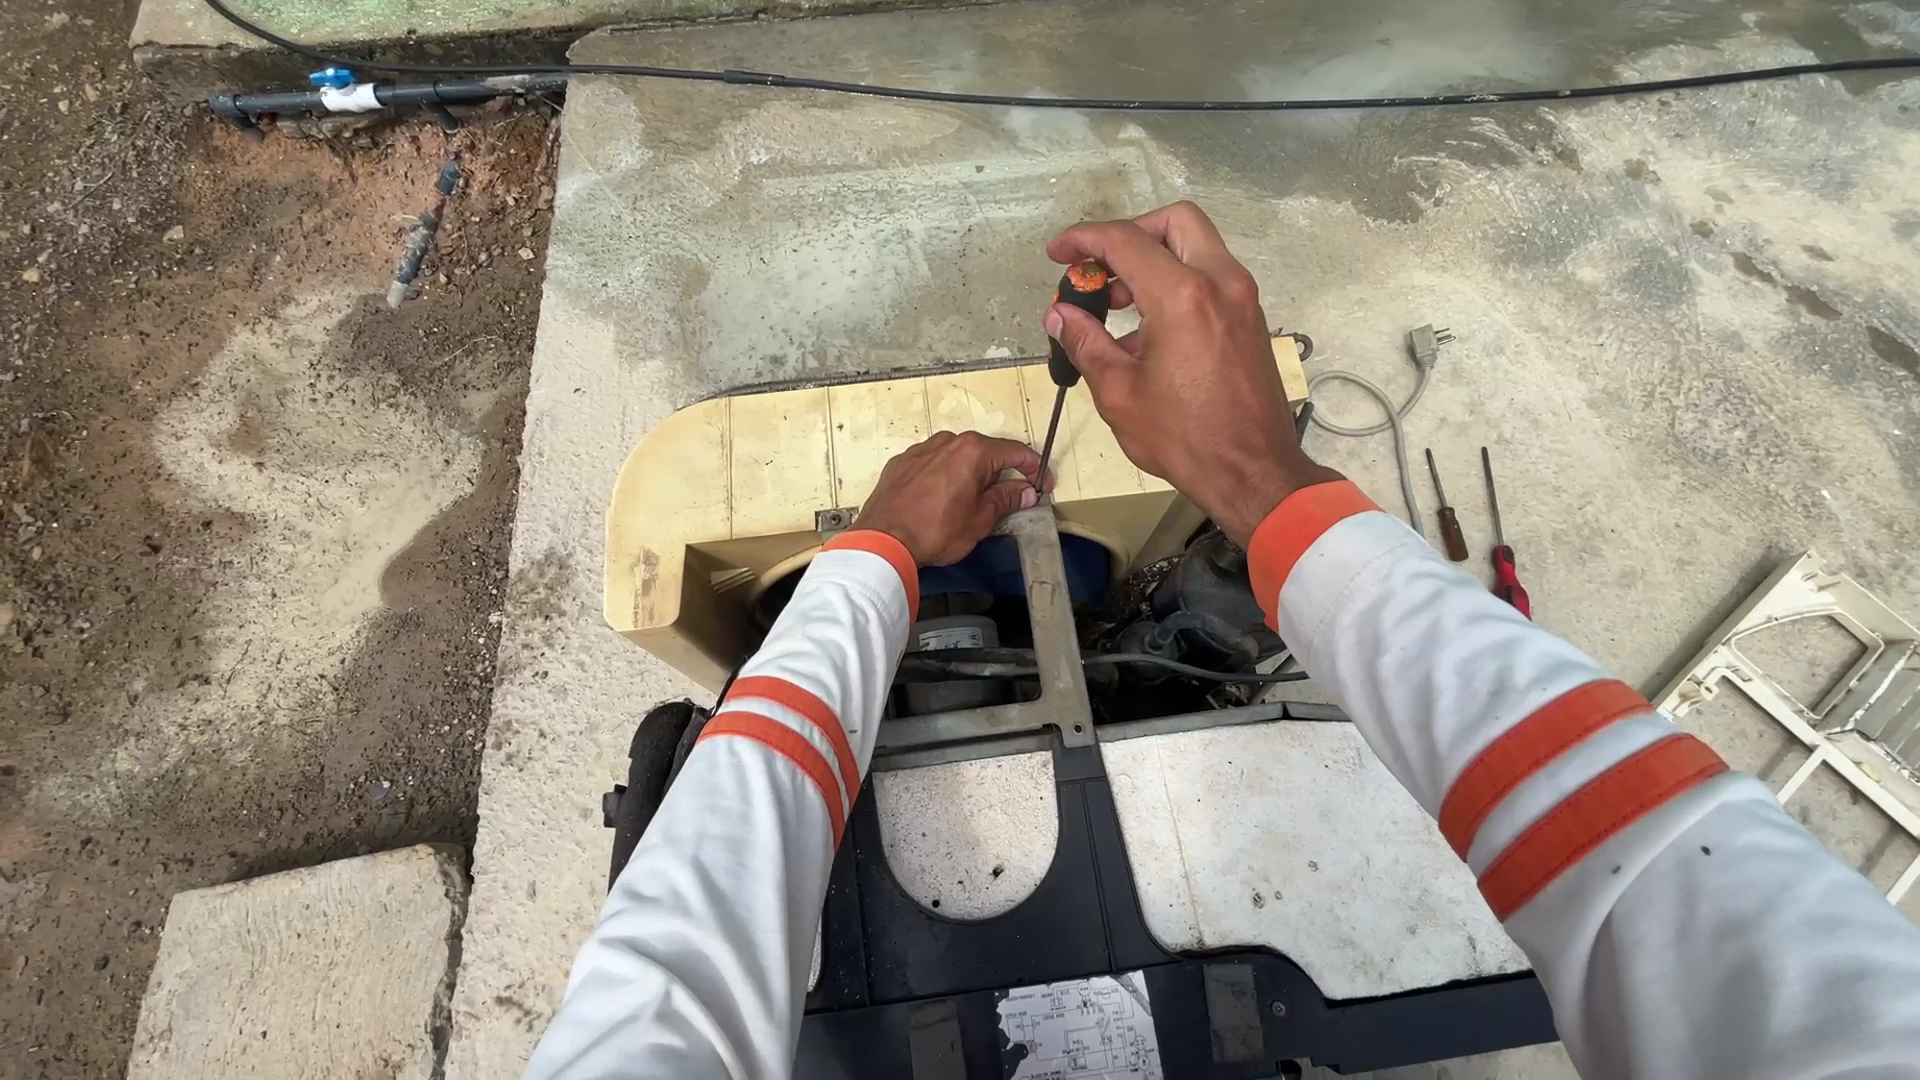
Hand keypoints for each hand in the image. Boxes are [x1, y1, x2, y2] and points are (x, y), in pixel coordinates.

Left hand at [855, 431, 1046, 565]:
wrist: (883, 541)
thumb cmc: (936, 531)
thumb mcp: (981, 519)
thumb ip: (1006, 499)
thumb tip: (1026, 491)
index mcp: (973, 451)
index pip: (1015, 452)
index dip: (1034, 469)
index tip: (1043, 485)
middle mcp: (947, 441)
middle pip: (984, 452)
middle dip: (1000, 473)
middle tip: (1009, 498)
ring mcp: (920, 450)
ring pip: (956, 457)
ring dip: (970, 475)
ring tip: (971, 502)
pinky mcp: (900, 463)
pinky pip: (932, 465)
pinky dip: (944, 477)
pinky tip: (941, 500)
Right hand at [1044, 201, 1340, 545]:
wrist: (1251, 469)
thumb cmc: (1182, 438)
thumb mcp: (1118, 393)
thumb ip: (1085, 343)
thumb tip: (1060, 316)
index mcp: (1182, 296)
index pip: (1126, 241)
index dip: (1084, 239)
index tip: (1059, 251)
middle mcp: (1220, 281)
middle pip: (1174, 222)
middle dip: (1130, 234)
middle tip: (1100, 269)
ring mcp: (1242, 298)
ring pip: (1196, 246)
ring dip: (1153, 260)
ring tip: (1117, 306)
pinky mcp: (1250, 318)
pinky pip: (1210, 277)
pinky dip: (1177, 282)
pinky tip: (1149, 328)